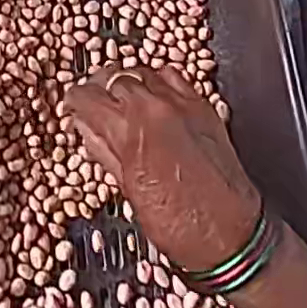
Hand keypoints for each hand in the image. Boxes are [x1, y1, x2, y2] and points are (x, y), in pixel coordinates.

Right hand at [63, 63, 261, 272]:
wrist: (232, 236)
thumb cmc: (179, 224)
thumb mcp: (128, 188)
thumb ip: (104, 149)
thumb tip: (86, 126)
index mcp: (127, 130)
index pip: (87, 96)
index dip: (75, 100)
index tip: (74, 105)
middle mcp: (152, 108)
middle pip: (112, 78)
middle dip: (100, 90)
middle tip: (96, 104)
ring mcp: (179, 104)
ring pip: (140, 71)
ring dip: (127, 83)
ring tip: (122, 98)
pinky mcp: (202, 106)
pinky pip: (171, 76)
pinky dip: (157, 81)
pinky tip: (153, 95)